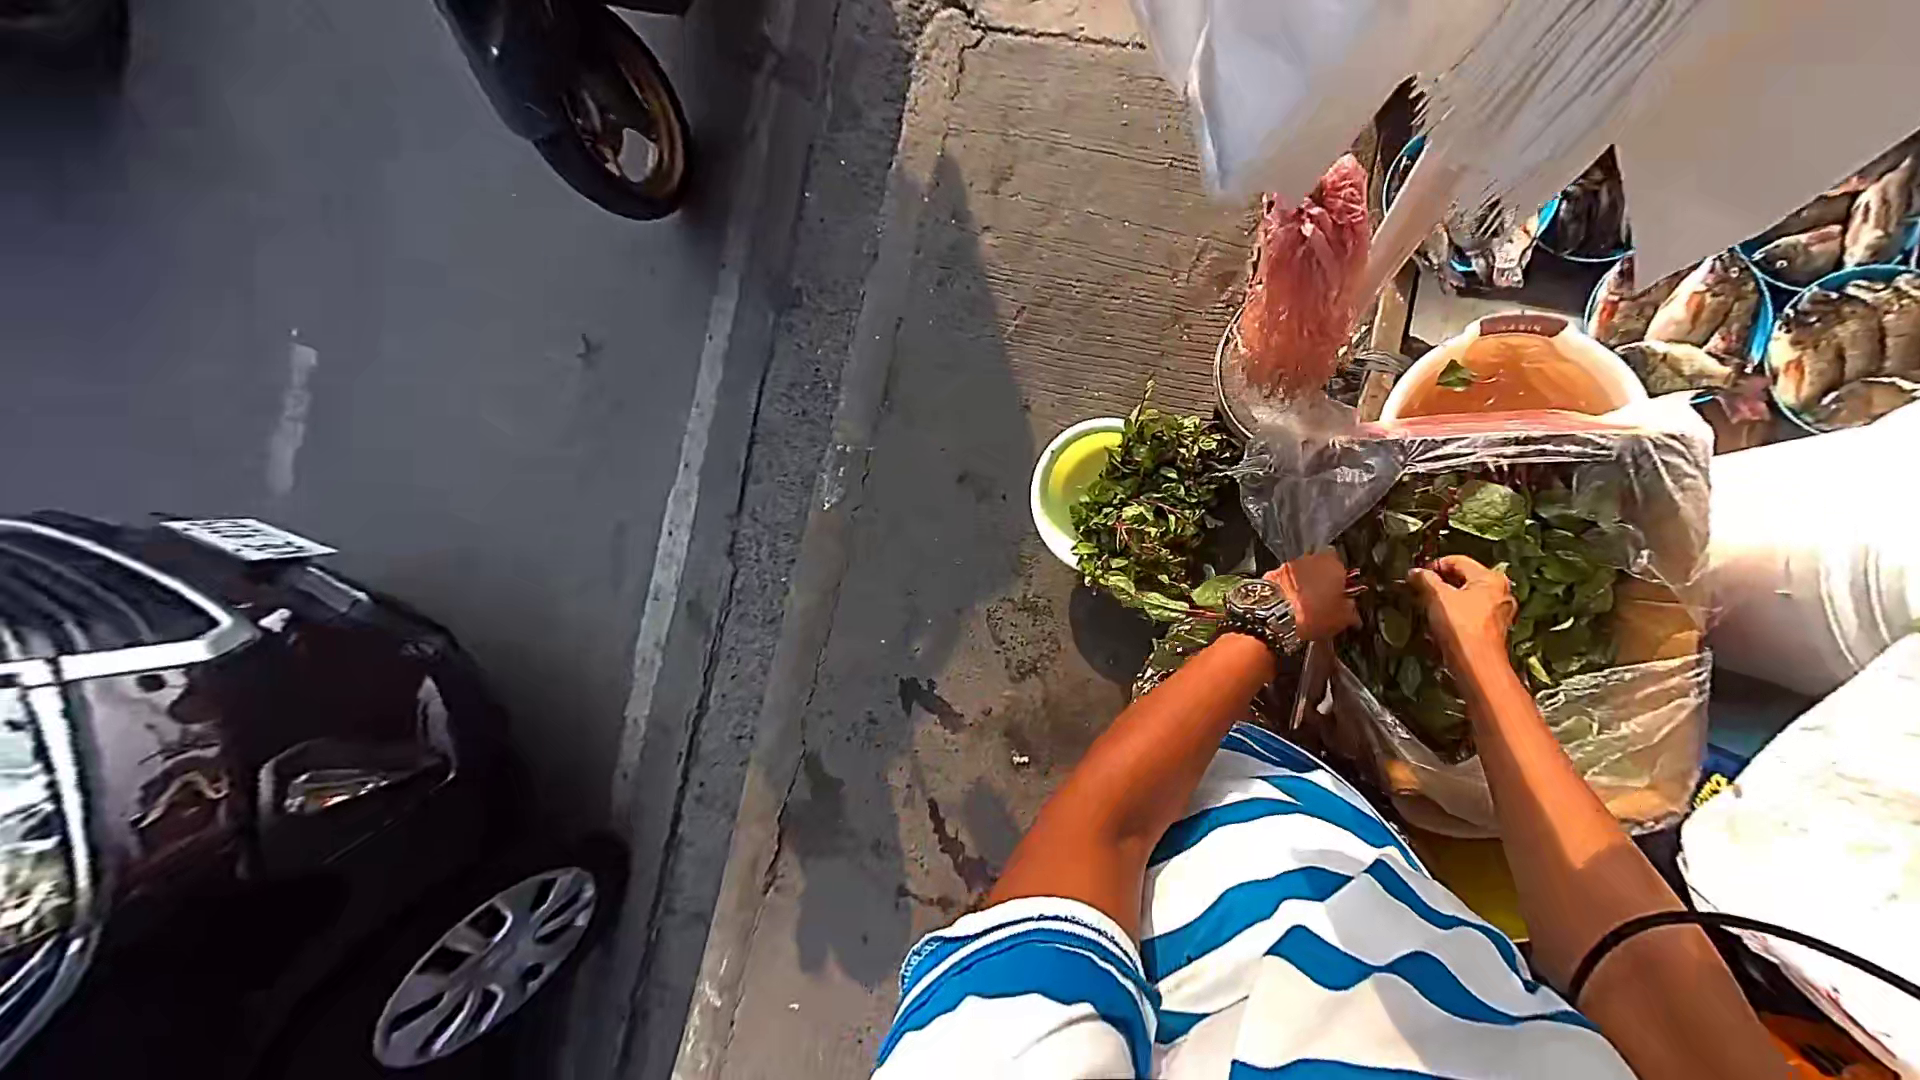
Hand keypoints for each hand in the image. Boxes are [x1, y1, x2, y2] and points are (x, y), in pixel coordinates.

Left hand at [1268, 551, 1358, 641]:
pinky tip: (1288, 606)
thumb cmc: (1312, 614)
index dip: (1342, 580)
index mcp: (1332, 564)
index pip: (1342, 565)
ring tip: (1304, 607)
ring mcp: (1287, 567)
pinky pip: (1282, 581)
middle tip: (1324, 601)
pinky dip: (1285, 590)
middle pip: (1319, 568)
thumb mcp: (1343, 618)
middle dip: (1321, 582)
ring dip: (1302, 585)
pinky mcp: (1269, 576)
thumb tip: (1351, 613)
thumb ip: (1351, 609)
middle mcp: (1308, 560)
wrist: (1275, 617)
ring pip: (1300, 574)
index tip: (1342, 594)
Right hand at [1407, 555, 1515, 675]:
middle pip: (1462, 578)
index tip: (1415, 576)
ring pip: (1464, 595)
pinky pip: (1468, 611)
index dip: (1432, 566)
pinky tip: (1439, 620)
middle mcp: (1500, 591)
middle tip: (1417, 590)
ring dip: (1443, 598)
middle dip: (1438, 583)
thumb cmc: (1460, 626)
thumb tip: (1415, 572)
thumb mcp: (1436, 596)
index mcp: (1491, 578)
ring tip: (1425, 605)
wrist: (1476, 663)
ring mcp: (1498, 610)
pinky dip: (1452, 611)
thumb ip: (1424, 579)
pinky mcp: (1491, 627)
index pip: (1456, 560)